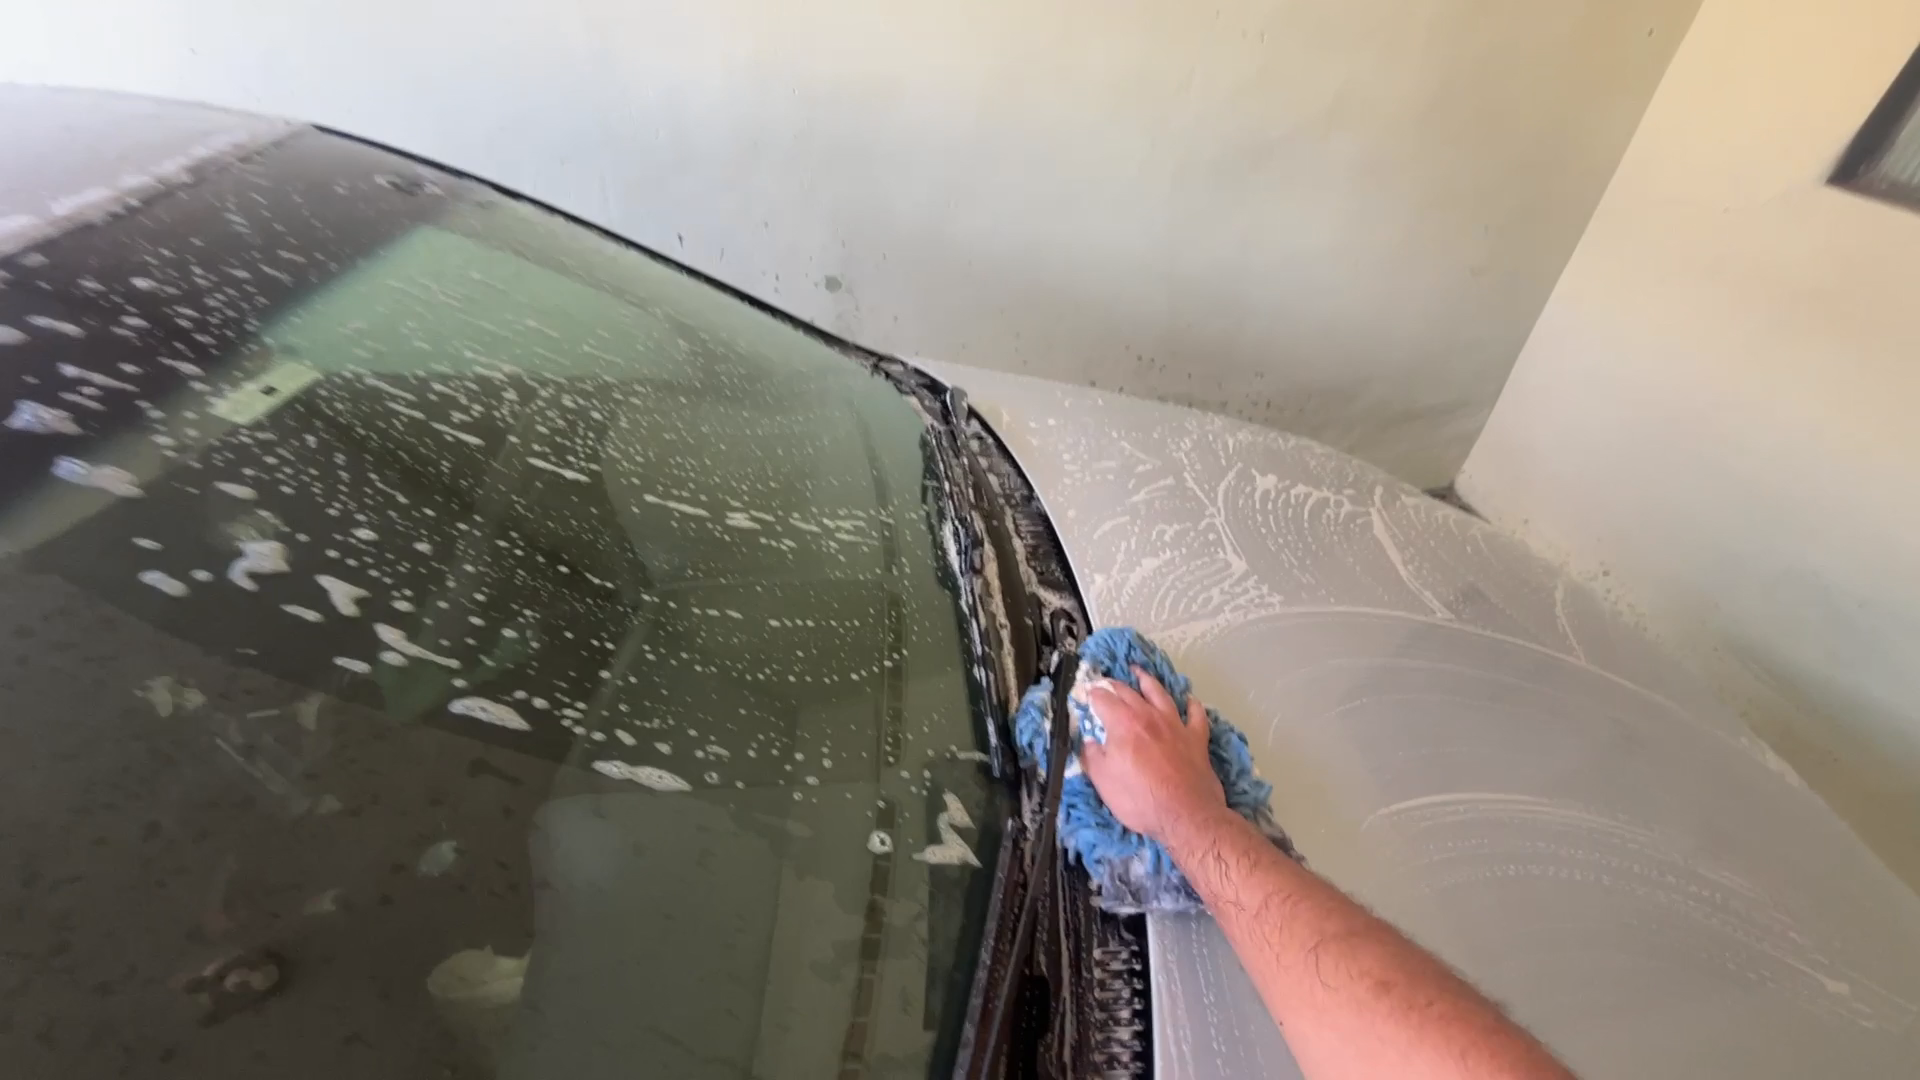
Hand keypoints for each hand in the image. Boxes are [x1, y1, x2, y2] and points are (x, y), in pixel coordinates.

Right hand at [1080, 668, 1225, 842]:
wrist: (1186, 816)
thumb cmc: (1140, 800)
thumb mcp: (1103, 782)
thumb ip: (1093, 757)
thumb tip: (1089, 742)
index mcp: (1123, 723)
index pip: (1103, 699)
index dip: (1092, 695)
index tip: (1086, 696)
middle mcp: (1148, 716)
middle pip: (1128, 691)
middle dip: (1114, 685)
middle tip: (1106, 684)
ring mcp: (1175, 724)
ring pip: (1160, 694)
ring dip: (1148, 681)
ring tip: (1140, 673)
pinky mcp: (1196, 738)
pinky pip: (1196, 715)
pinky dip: (1192, 705)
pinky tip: (1189, 700)